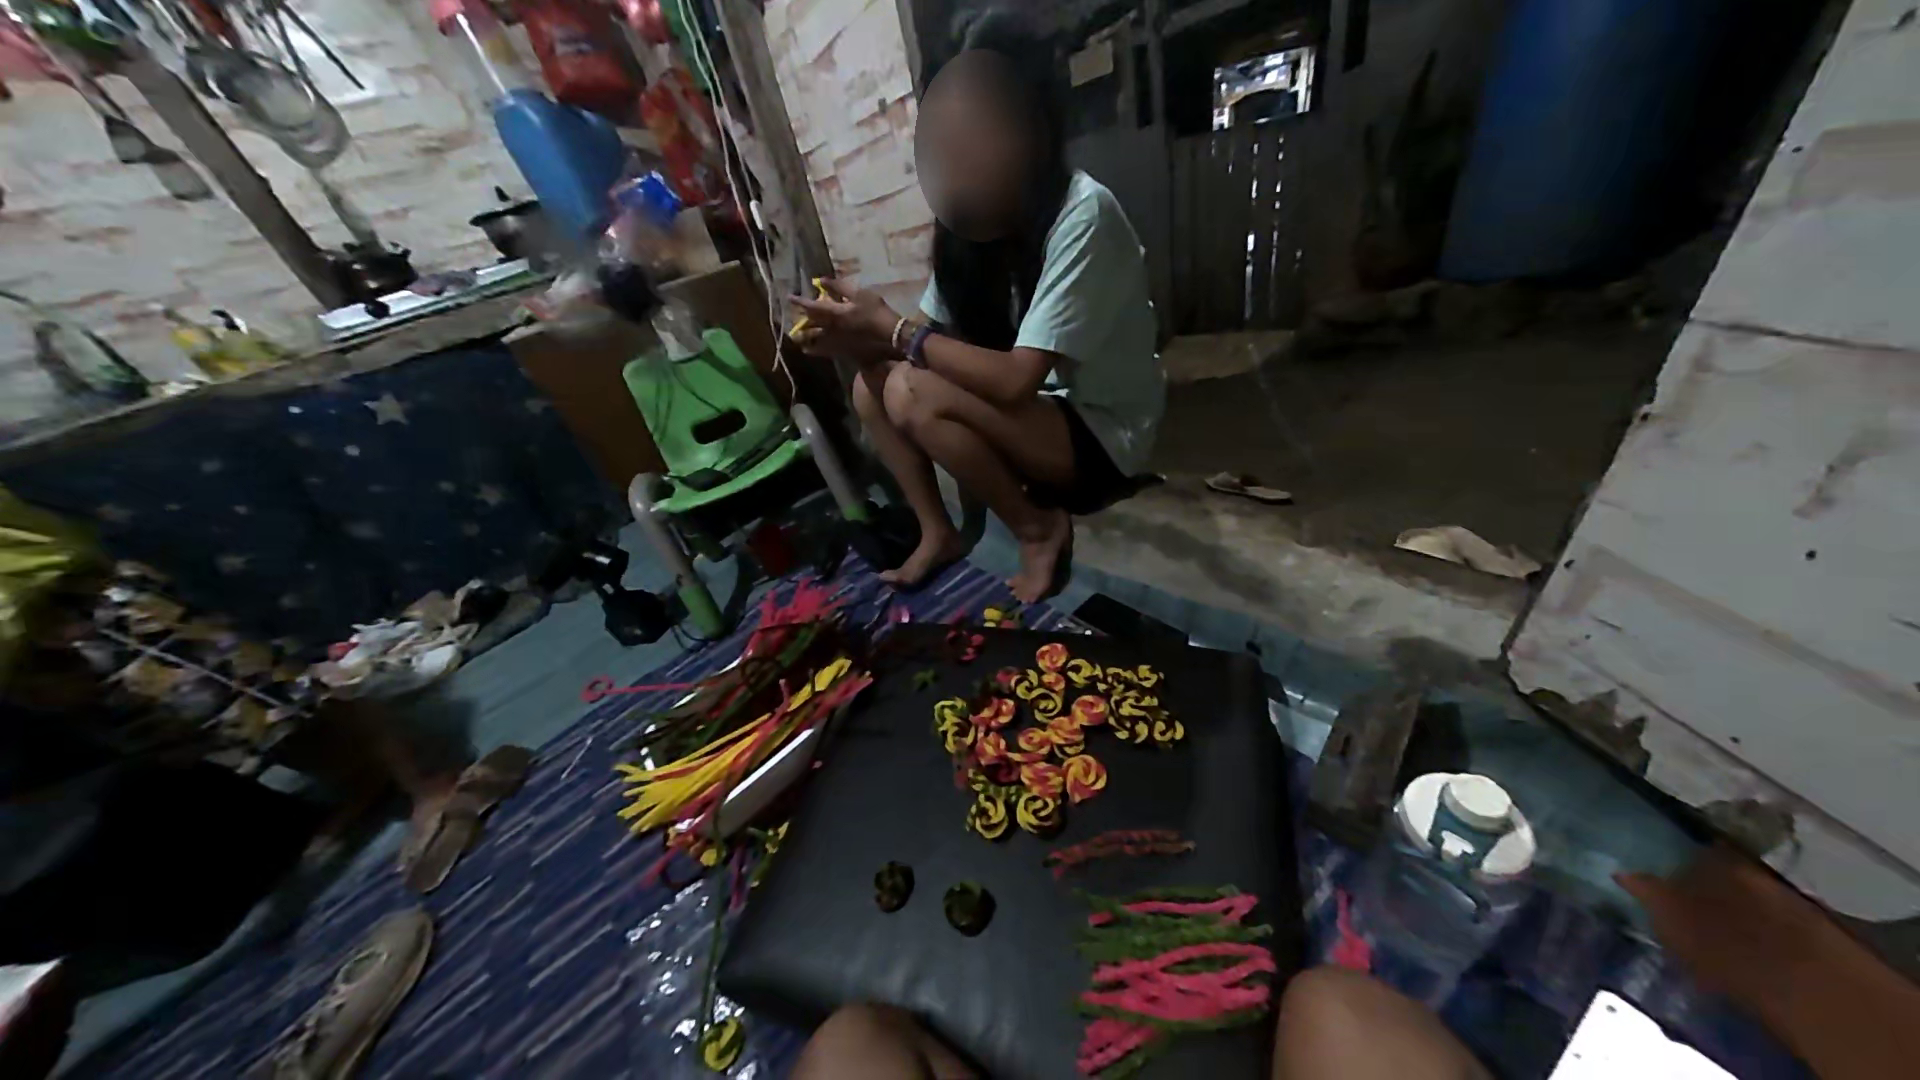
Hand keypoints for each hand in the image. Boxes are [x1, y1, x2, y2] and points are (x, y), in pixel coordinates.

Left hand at [790, 278, 902, 364]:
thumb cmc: (877, 312)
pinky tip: (811, 350)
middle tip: (793, 320)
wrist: (891, 337)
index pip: (811, 306)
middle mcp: (831, 330)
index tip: (789, 297)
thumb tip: (822, 281)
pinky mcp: (843, 353)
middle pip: (810, 327)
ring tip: (798, 337)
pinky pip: (824, 352)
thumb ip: (840, 287)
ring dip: (804, 338)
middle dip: (800, 322)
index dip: (800, 301)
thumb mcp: (861, 294)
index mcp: (834, 313)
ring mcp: (836, 343)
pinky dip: (815, 350)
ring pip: (814, 342)